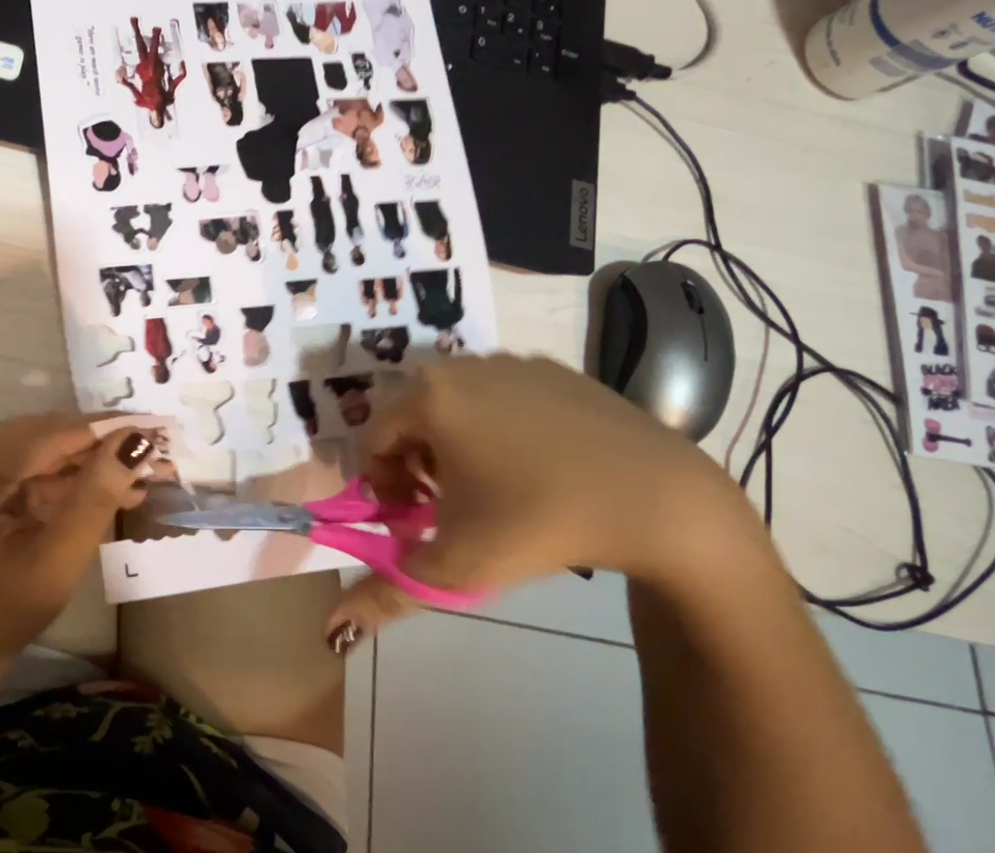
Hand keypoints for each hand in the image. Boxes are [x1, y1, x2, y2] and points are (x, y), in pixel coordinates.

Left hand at [0, 416, 159, 686]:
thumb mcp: (54, 562)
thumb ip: (94, 500)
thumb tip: (135, 443)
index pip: (45, 436)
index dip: (103, 429)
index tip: (158, 426)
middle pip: (47, 437)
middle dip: (104, 444)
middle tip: (162, 448)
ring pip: (49, 451)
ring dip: (97, 462)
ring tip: (151, 471)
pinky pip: (41, 471)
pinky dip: (79, 480)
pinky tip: (121, 490)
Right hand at [328, 355, 763, 646]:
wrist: (664, 503)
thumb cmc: (539, 524)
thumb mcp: (456, 565)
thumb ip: (386, 595)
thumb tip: (330, 630)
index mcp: (427, 397)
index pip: (374, 439)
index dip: (383, 487)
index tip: (411, 522)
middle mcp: (463, 366)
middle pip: (412, 417)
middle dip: (417, 464)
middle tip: (447, 508)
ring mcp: (516, 363)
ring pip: (457, 404)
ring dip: (455, 444)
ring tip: (491, 490)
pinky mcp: (560, 371)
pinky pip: (504, 397)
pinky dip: (500, 428)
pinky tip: (536, 468)